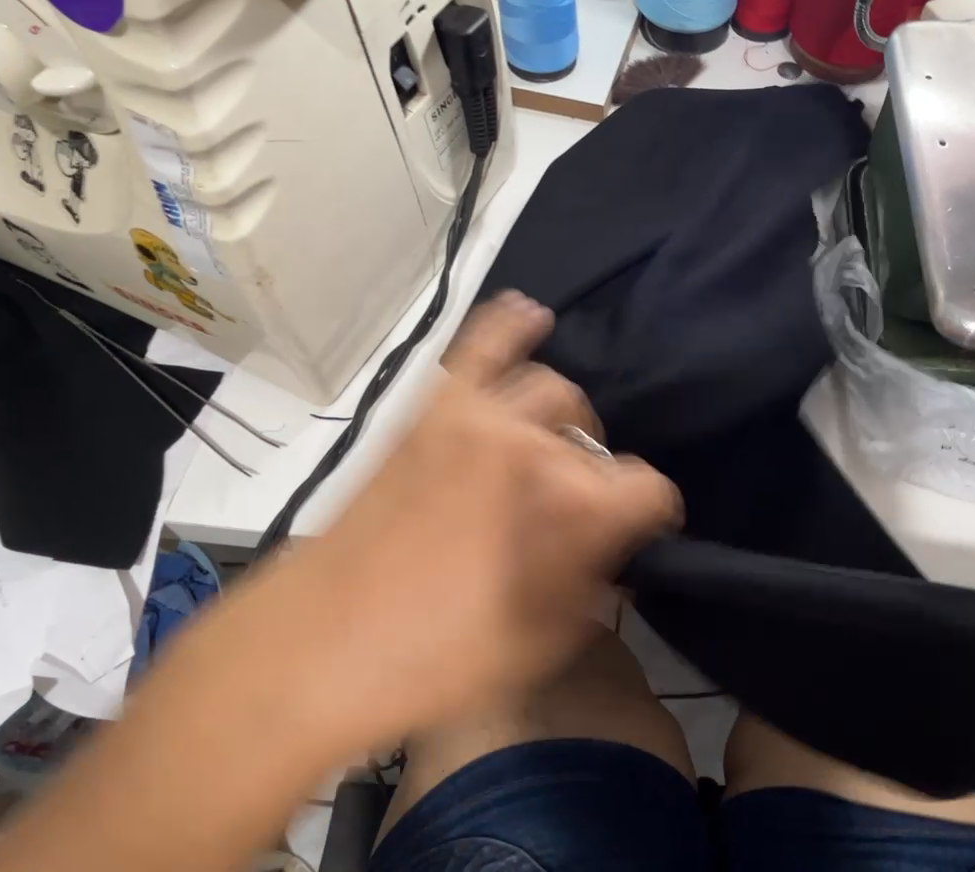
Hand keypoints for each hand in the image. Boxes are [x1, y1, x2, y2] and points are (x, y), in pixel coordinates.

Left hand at [273, 291, 681, 750]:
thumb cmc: (436, 660)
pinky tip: (529, 313)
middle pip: (592, 443)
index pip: (647, 490)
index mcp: (568, 509)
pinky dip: (507, 325)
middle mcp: (531, 447)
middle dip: (598, 475)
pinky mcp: (428, 410)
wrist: (317, 646)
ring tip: (550, 447)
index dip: (657, 513)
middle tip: (577, 510)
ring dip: (562, 420)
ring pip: (547, 388)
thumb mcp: (540, 643)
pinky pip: (476, 347)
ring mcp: (476, 418)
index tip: (651, 531)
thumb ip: (592, 585)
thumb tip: (614, 554)